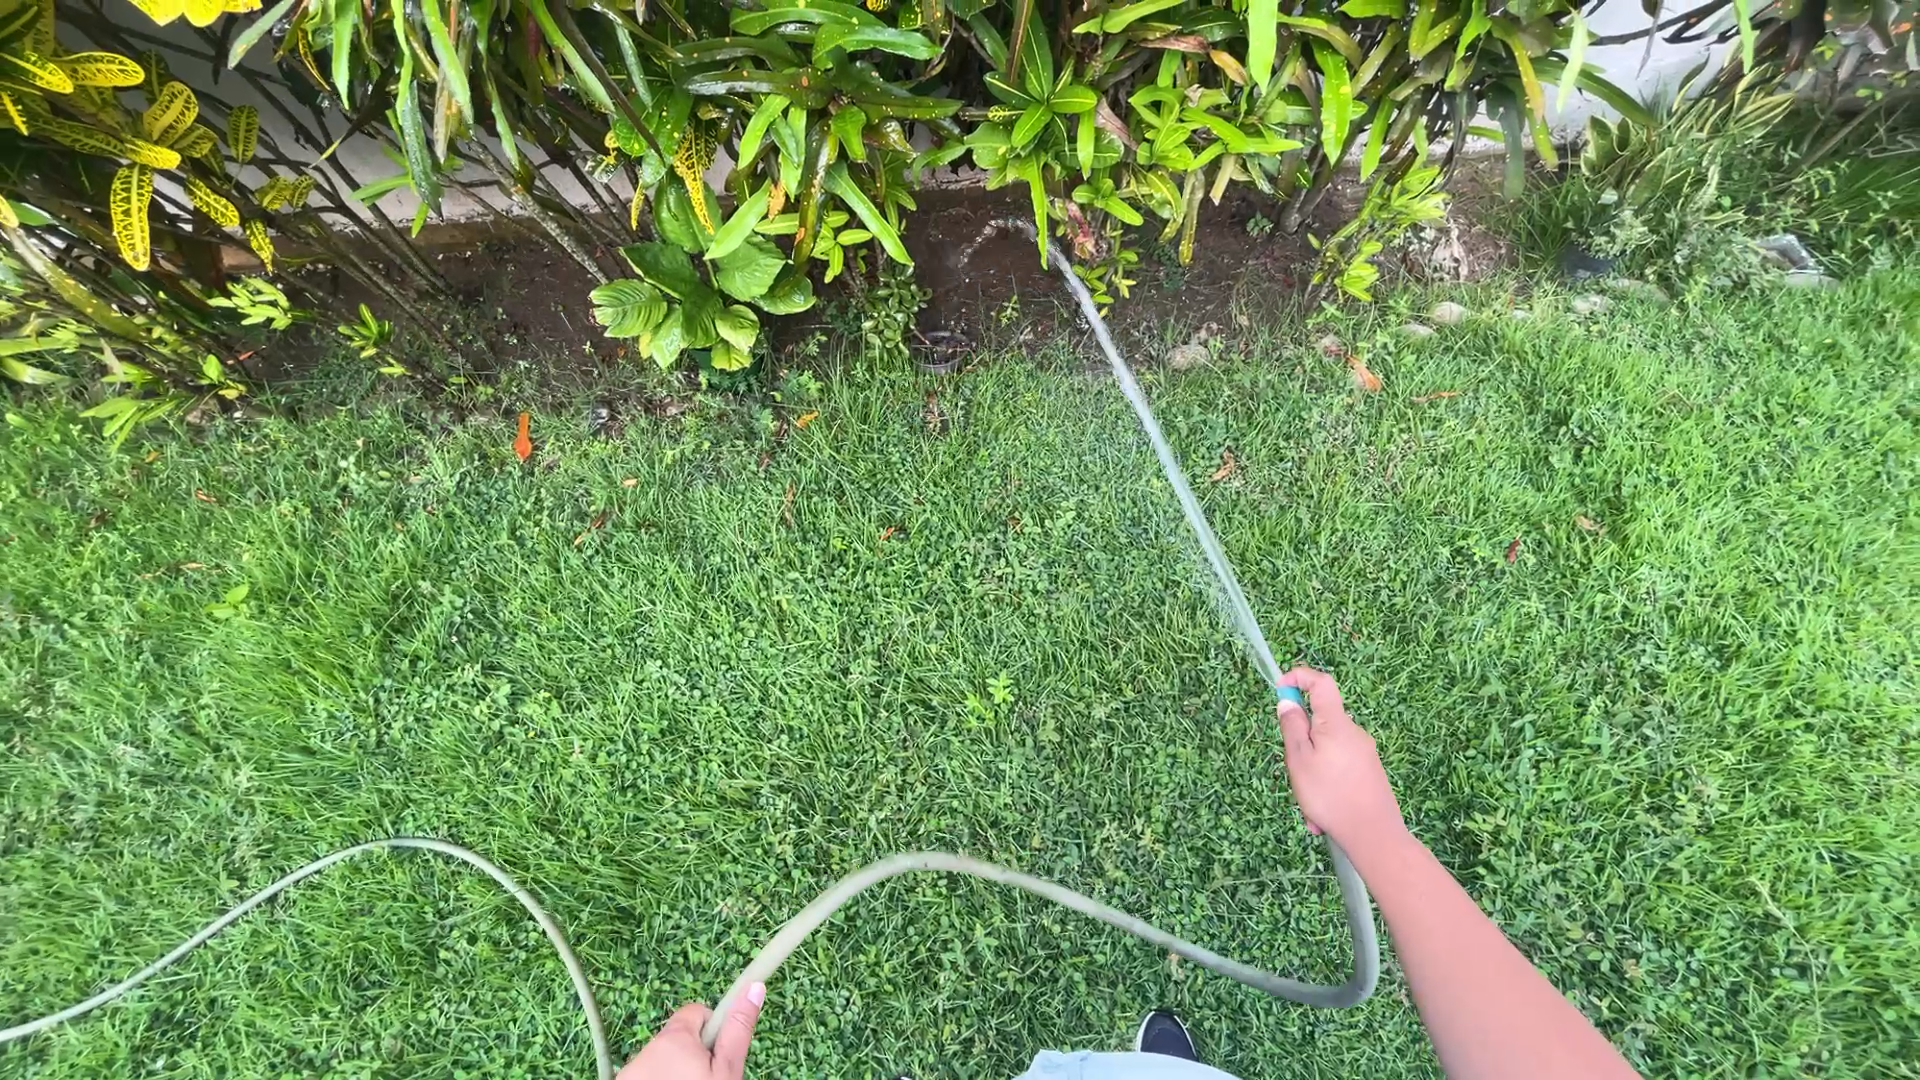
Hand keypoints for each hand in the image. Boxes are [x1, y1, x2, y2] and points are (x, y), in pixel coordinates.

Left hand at [617, 983, 765, 1079]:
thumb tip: (755, 986)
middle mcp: (645, 1051)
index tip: (717, 1058)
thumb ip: (738, 1029)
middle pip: (676, 1040)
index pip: (696, 1012)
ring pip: (659, 1065)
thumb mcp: (726, 1073)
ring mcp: (628, 1076)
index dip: (712, 1031)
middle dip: (692, 1057)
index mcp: (674, 1037)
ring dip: (673, 1075)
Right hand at [1276, 667, 1406, 852]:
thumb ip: (1292, 727)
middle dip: (1301, 742)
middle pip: (1320, 721)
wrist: (1375, 836)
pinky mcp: (1370, 772)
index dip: (1299, 677)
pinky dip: (1325, 783)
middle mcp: (1354, 732)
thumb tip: (1288, 703)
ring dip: (1311, 770)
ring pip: (1327, 749)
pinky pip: (1338, 767)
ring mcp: (1365, 753)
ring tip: (1309, 803)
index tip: (1280, 689)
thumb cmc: (1330, 795)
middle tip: (1294, 770)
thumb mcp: (1299, 759)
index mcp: (1336, 723)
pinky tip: (1322, 814)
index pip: (1321, 683)